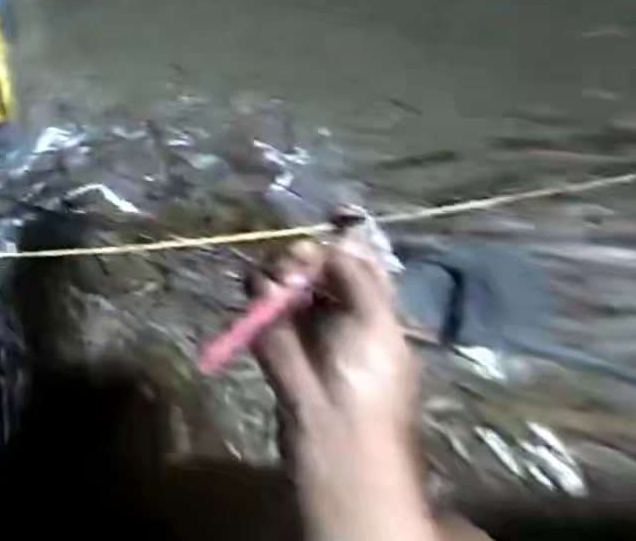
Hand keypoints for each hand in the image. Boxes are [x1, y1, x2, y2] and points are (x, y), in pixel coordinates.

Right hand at [254, 240, 435, 540]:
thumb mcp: (379, 322)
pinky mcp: (262, 316)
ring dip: (283, 266)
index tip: (333, 216)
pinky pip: (257, 284)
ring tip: (287, 282)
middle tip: (304, 259)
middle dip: (307, 252)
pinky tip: (269, 293)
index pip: (355, 259)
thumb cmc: (368, 375)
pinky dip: (261, 283)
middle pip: (314, 256)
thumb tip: (340, 235)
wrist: (328, 418)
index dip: (344, 239)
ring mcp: (295, 308)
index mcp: (369, 303)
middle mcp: (331, 300)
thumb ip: (358, 275)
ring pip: (282, 266)